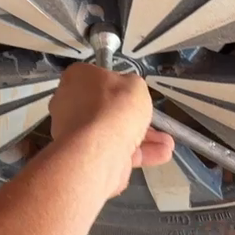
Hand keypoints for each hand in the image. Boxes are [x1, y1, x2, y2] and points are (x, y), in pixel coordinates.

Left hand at [48, 62, 173, 193]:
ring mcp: (76, 133)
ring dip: (142, 137)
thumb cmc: (111, 109)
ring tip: (164, 141)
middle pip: (106, 108)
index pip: (98, 78)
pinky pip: (114, 151)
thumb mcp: (135, 84)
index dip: (119, 86)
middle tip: (151, 119)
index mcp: (76, 78)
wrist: (99, 150)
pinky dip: (138, 154)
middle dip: (133, 116)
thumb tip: (131, 89)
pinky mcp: (86, 156)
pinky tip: (160, 153)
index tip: (133, 93)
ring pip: (112, 132)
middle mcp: (70, 105)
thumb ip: (133, 85)